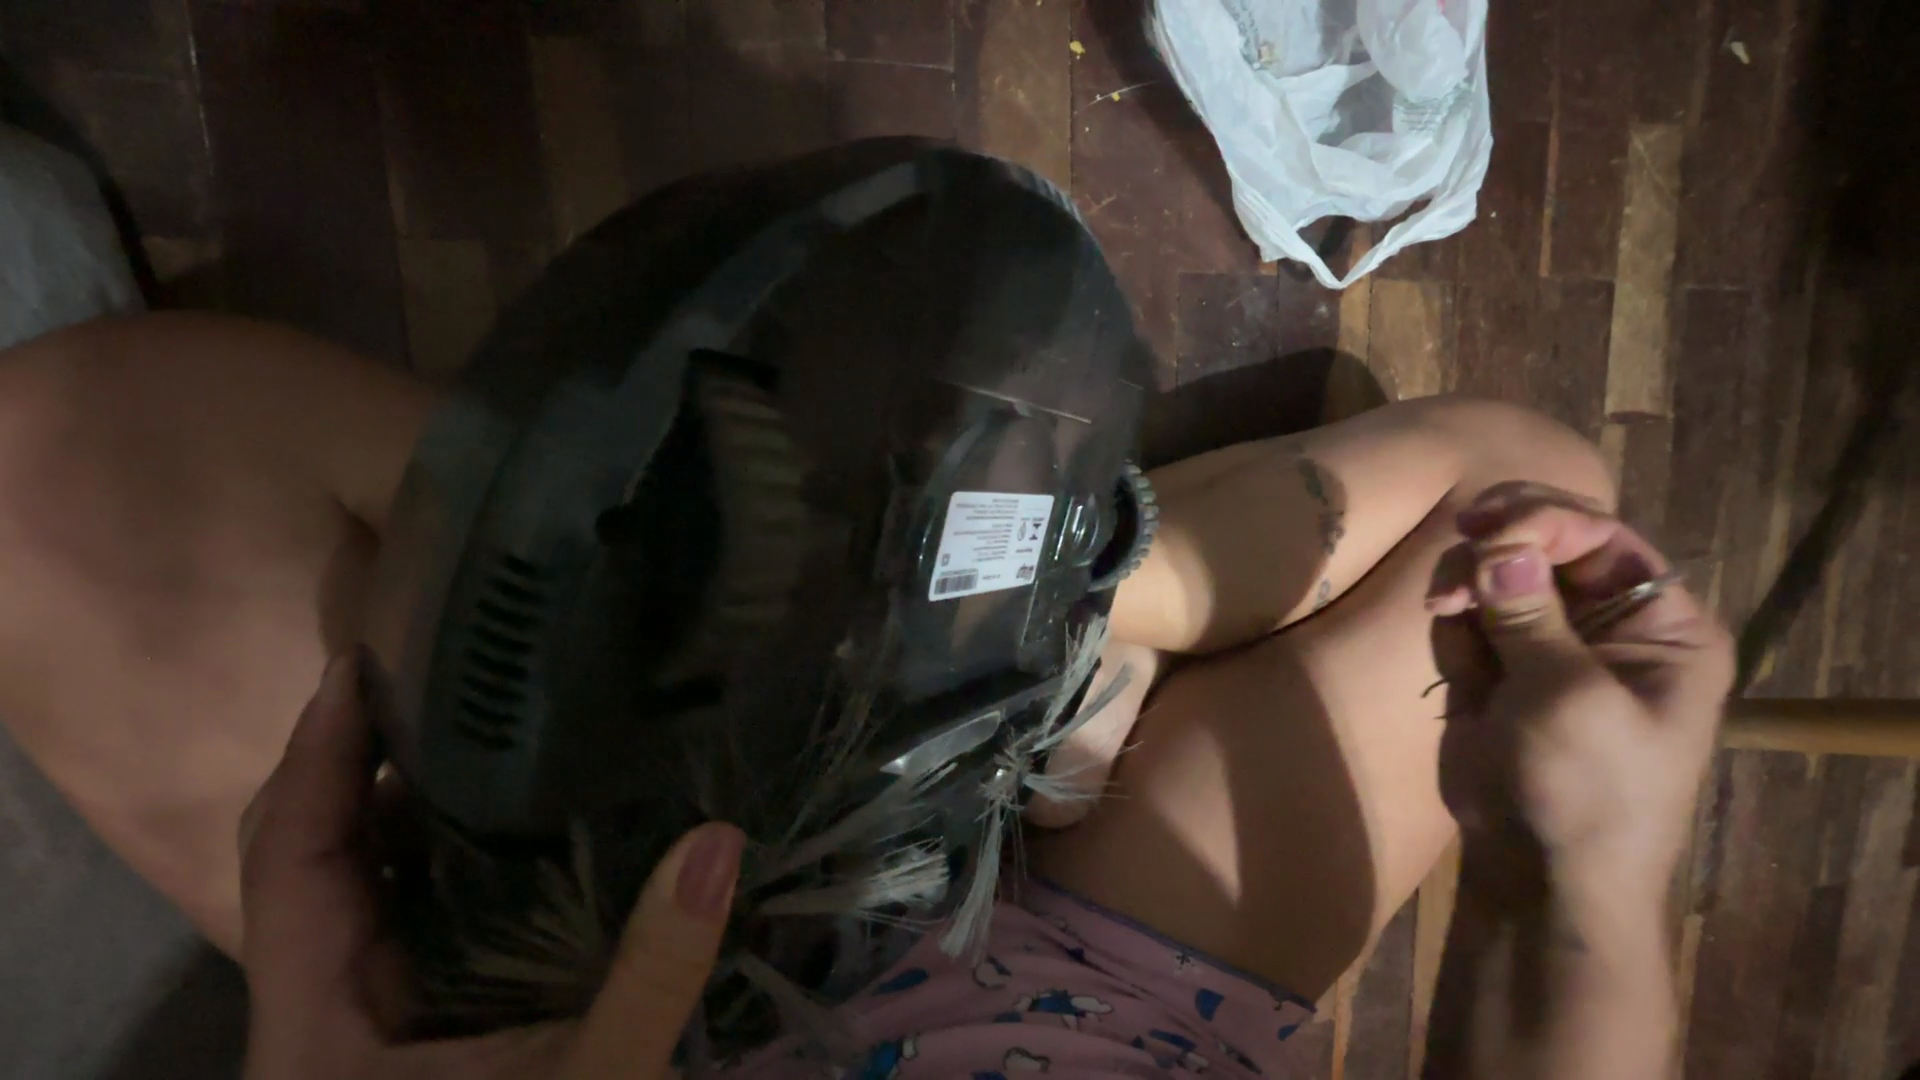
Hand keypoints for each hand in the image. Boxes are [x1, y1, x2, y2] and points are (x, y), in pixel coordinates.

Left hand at [238, 651, 744, 1078]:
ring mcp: (384, 1015)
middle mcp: (333, 1007)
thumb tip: (720, 839)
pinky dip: (464, 852)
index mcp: (322, 1020)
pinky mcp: (434, 1022)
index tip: (361, 661)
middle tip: (460, 672)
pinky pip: (431, 912)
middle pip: (326, 856)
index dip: (315, 752)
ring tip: (502, 722)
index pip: (292, 855)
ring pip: (380, 886)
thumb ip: (649, 977)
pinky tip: (535, 820)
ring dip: (421, 802)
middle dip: (372, 759)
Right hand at [1429, 484, 1734, 898]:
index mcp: (1659, 625)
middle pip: (1543, 545)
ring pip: (1491, 574)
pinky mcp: (1493, 664)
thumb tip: (1498, 546)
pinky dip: (1450, 626)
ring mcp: (1543, 642)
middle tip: (1460, 547)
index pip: (1600, 539)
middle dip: (1497, 545)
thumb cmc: (1584, 786)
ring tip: (1445, 613)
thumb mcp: (1568, 696)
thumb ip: (1532, 616)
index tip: (1484, 531)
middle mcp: (1604, 623)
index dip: (1542, 523)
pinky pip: (1463, 615)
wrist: (1538, 866)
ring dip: (1463, 585)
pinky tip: (1457, 668)